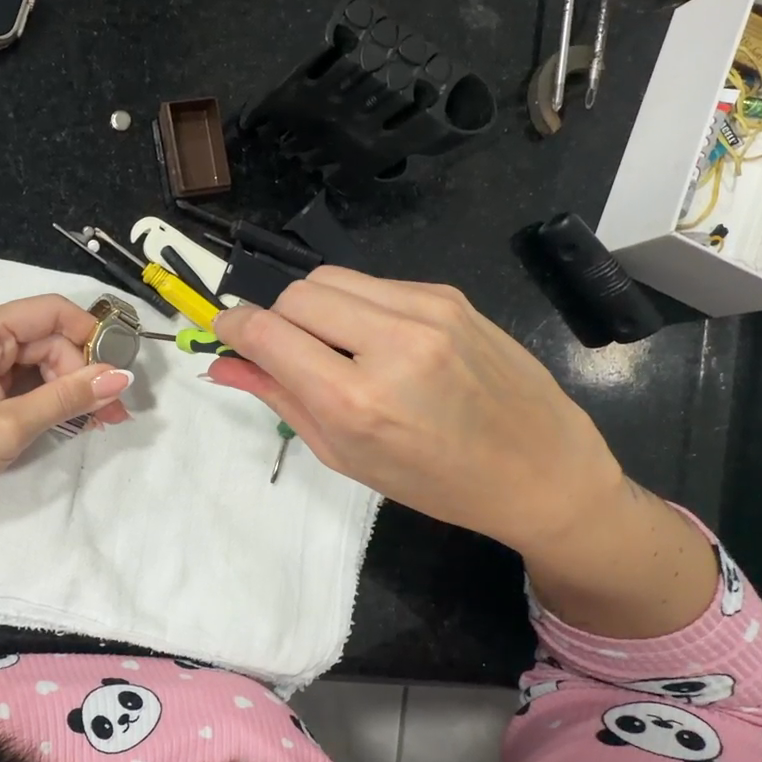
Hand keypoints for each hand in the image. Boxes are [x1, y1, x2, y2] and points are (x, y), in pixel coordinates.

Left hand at [0, 295, 133, 510]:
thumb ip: (66, 398)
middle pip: (47, 338)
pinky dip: (43, 396)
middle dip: (82, 373)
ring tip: (95, 423)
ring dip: (66, 388)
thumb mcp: (9, 427)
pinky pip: (18, 376)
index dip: (92, 339)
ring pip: (36, 359)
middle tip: (112, 416)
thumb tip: (121, 376)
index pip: (52, 312)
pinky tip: (66, 420)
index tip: (118, 377)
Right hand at [209, 267, 623, 556]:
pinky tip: (376, 343)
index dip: (231, 326)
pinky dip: (354, 307)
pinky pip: (372, 285)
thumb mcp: (343, 453)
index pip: (267, 332)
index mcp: (356, 399)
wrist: (539, 470)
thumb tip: (222, 364)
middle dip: (275, 319)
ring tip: (333, 348)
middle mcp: (390, 343)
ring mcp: (426, 312)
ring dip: (312, 308)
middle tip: (287, 354)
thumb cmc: (432, 482)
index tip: (223, 332)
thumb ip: (278, 398)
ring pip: (330, 278)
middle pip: (295, 295)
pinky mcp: (449, 296)